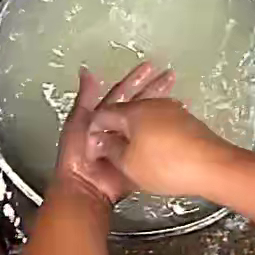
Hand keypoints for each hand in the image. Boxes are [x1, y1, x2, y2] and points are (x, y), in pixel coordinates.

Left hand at [53, 61, 175, 206]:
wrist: (85, 187)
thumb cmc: (75, 155)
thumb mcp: (78, 121)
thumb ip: (85, 97)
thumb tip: (86, 72)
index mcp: (104, 116)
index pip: (123, 92)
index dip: (136, 79)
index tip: (151, 68)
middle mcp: (119, 127)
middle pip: (140, 104)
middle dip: (155, 89)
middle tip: (170, 76)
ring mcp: (130, 142)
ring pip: (149, 121)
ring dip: (163, 109)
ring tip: (178, 97)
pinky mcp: (140, 158)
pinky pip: (154, 143)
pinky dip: (166, 133)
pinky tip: (178, 123)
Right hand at [88, 97, 242, 198]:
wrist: (212, 166)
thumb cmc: (165, 165)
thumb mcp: (129, 164)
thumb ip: (111, 149)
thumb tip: (100, 139)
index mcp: (133, 111)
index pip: (104, 113)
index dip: (94, 129)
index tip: (91, 144)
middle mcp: (152, 104)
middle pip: (126, 109)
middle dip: (115, 122)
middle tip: (108, 138)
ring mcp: (172, 109)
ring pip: (146, 112)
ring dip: (137, 124)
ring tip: (130, 140)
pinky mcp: (187, 119)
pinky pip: (162, 119)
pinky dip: (154, 128)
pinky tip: (154, 142)